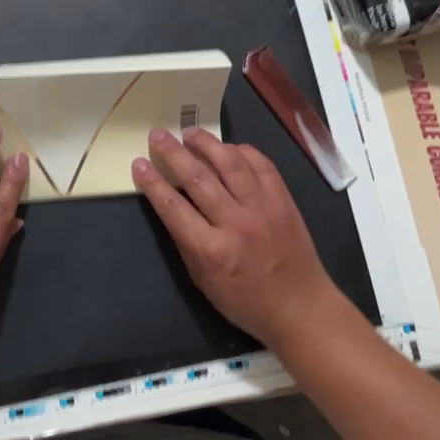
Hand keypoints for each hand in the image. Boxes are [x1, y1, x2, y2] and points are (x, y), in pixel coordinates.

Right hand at [133, 128, 353, 350]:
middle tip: (158, 135)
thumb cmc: (245, 301)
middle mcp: (236, 223)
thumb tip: (169, 205)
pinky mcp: (283, 200)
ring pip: (230, 163)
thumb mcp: (203, 281)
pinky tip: (227, 147)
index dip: (152, 183)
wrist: (300, 306)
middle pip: (197, 177)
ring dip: (207, 143)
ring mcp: (263, 208)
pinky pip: (261, 164)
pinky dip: (241, 151)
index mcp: (211, 250)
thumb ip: (185, 241)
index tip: (138, 163)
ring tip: (190, 132)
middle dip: (173, 152)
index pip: (173, 207)